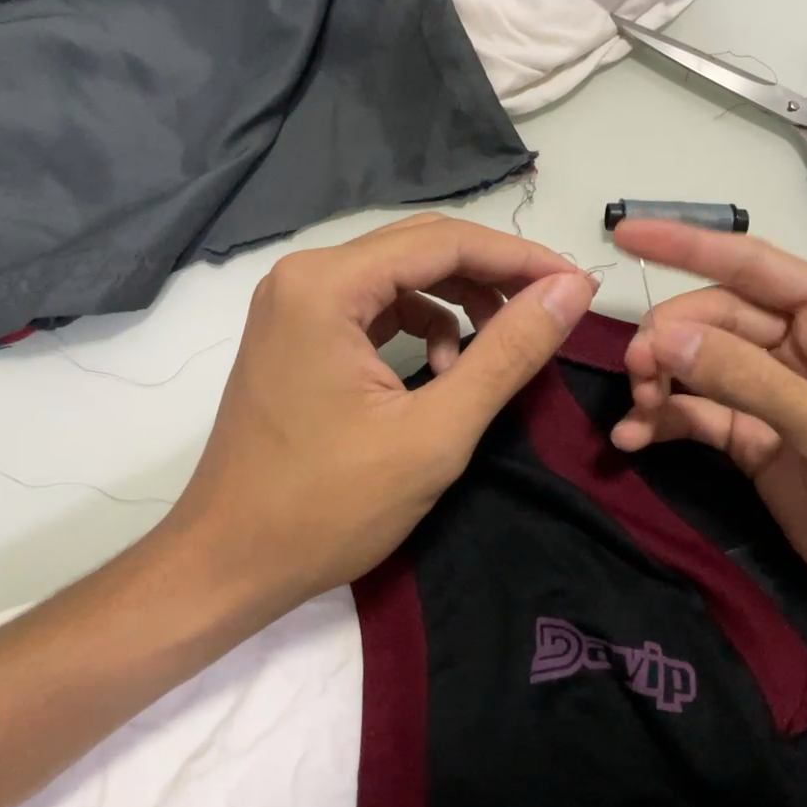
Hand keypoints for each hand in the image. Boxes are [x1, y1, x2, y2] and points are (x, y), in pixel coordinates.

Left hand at [161, 214, 598, 620]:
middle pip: (421, 248)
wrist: (228, 565)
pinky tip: (442, 371)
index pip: (444, 242)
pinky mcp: (298, 333)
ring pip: (401, 275)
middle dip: (492, 275)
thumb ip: (508, 353)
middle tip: (552, 308)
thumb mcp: (435, 432)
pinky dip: (422, 325)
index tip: (578, 285)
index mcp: (326, 285)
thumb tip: (571, 291)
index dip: (520, 258)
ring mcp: (295, 304)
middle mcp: (304, 275)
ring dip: (459, 302)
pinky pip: (377, 306)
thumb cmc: (328, 507)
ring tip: (495, 351)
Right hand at [609, 220, 806, 634]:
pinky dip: (665, 421)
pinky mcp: (756, 436)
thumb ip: (747, 379)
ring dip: (661, 381)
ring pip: (699, 363)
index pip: (752, 265)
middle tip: (637, 372)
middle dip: (670, 339)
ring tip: (637, 408)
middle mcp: (805, 341)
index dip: (686, 245)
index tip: (625, 234)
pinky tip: (634, 438)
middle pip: (715, 318)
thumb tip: (664, 335)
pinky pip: (698, 413)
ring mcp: (777, 390)